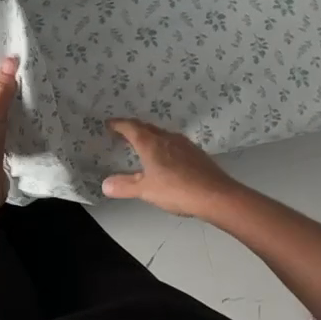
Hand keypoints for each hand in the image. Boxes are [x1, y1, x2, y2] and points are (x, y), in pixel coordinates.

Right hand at [101, 119, 243, 217]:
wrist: (216, 195)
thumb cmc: (177, 190)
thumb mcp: (146, 190)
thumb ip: (125, 187)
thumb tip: (105, 184)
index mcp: (150, 143)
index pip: (131, 127)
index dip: (118, 124)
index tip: (109, 124)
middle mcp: (166, 138)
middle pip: (146, 128)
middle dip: (133, 129)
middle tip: (123, 133)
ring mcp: (183, 144)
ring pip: (161, 134)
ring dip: (149, 136)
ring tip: (142, 144)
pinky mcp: (196, 153)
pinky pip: (174, 143)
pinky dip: (164, 146)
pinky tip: (166, 158)